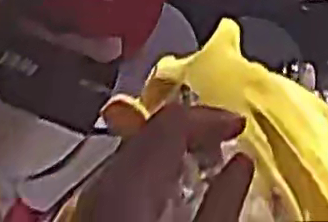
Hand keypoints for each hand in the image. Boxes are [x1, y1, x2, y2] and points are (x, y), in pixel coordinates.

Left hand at [77, 104, 254, 221]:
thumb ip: (221, 204)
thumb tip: (242, 163)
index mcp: (130, 180)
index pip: (172, 120)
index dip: (209, 115)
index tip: (237, 123)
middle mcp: (104, 180)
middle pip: (152, 129)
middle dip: (192, 128)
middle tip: (225, 138)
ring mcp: (88, 198)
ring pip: (136, 150)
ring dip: (172, 148)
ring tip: (203, 161)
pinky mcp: (85, 213)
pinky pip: (123, 174)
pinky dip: (152, 169)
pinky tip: (169, 189)